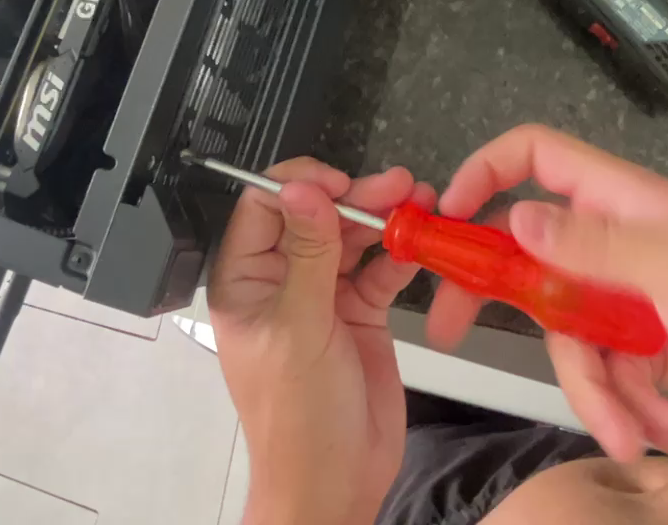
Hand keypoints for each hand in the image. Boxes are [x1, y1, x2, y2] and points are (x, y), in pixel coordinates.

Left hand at [208, 158, 435, 524]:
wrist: (337, 484)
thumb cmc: (297, 418)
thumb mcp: (300, 328)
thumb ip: (308, 254)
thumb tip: (303, 188)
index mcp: (247, 278)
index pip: (266, 207)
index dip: (303, 186)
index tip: (339, 183)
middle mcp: (283, 278)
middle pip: (317, 216)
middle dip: (355, 197)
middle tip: (394, 186)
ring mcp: (323, 292)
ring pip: (351, 236)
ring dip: (383, 218)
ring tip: (417, 200)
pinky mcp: (359, 309)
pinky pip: (379, 268)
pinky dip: (399, 252)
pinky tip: (419, 239)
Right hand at [426, 125, 667, 463]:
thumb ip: (594, 243)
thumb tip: (516, 216)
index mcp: (623, 202)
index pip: (538, 156)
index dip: (487, 172)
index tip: (448, 214)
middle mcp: (617, 241)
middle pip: (531, 254)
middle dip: (499, 298)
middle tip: (450, 332)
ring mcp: (631, 297)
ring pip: (568, 331)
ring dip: (597, 388)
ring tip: (638, 431)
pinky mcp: (651, 347)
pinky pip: (611, 374)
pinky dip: (636, 409)